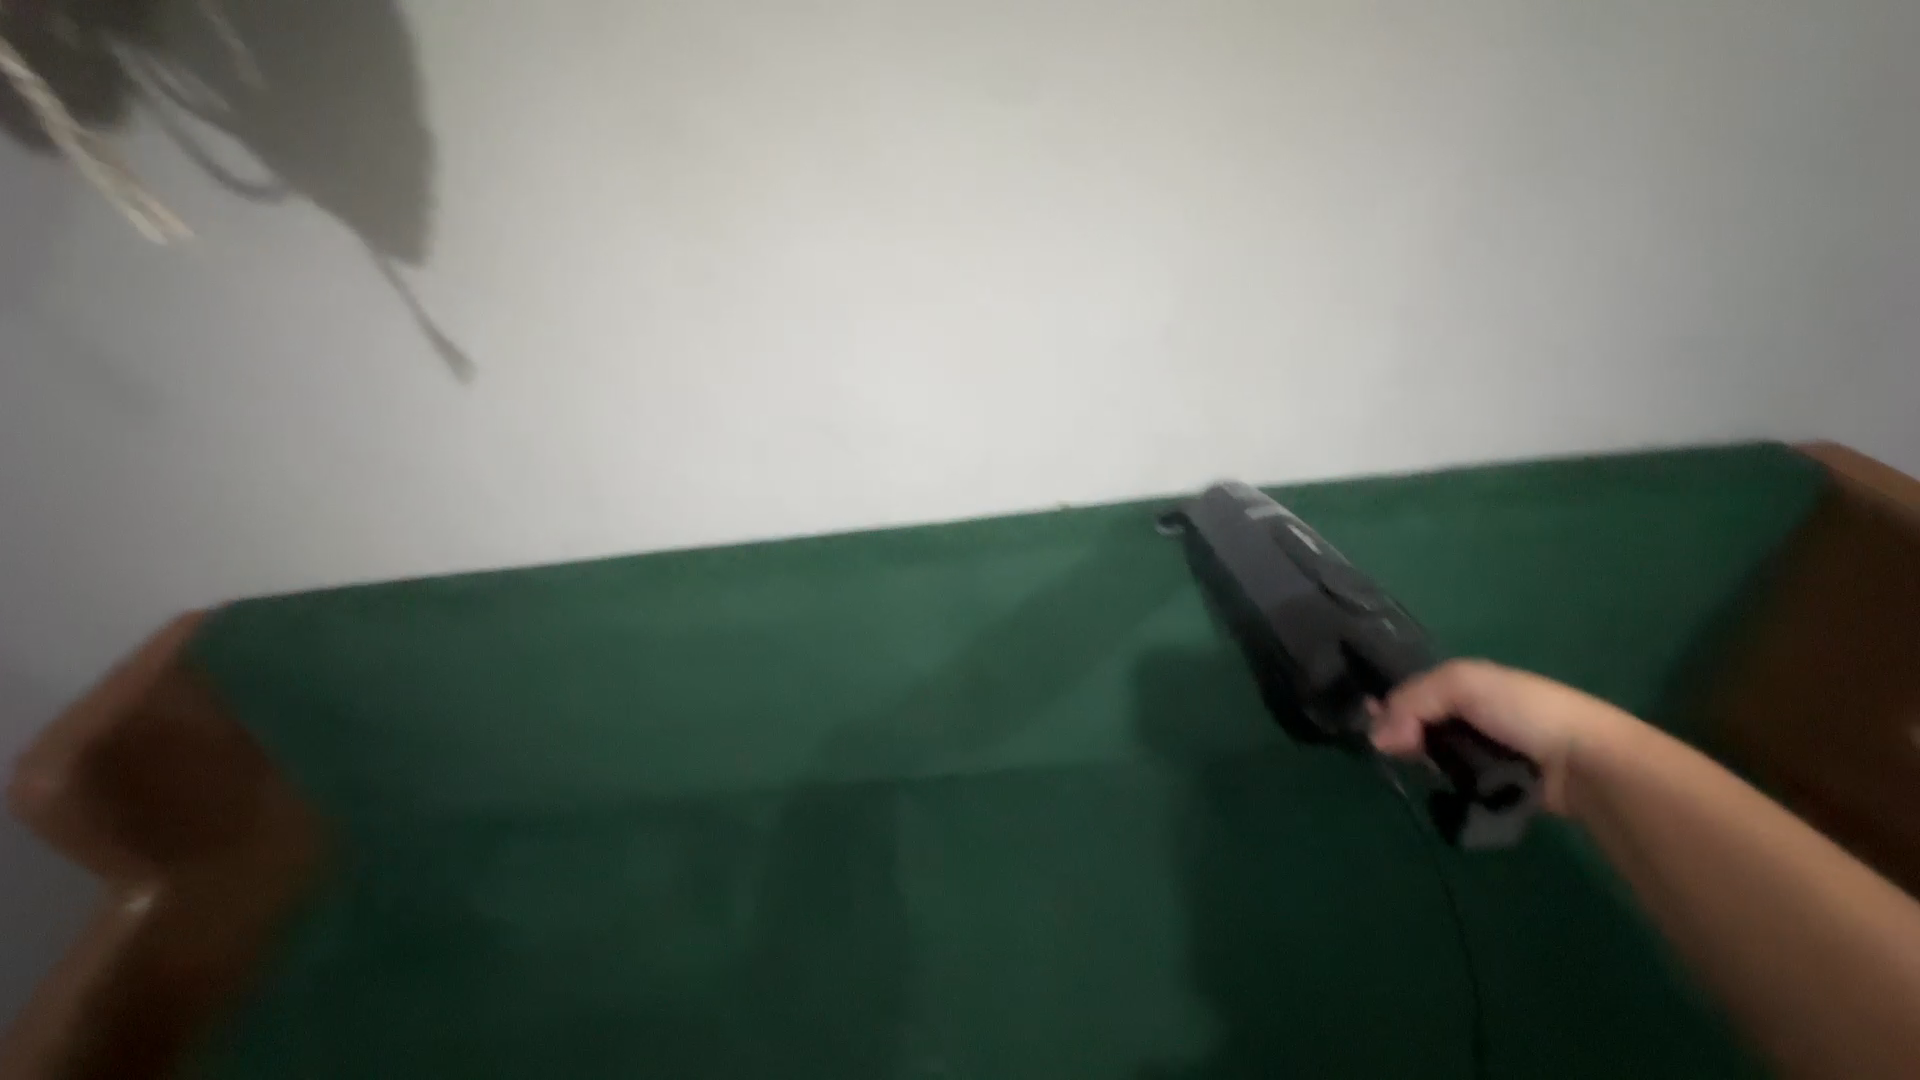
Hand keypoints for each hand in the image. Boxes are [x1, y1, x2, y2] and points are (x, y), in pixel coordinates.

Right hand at [1368, 660, 1639, 814]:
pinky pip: (1453, 778)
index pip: (1412, 690)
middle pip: (1418, 722)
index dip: (1388, 704)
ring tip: (1415, 767)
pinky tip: (1436, 784)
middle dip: (1401, 733)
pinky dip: (1441, 781)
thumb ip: (1411, 701)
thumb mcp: (1460, 683)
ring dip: (1420, 760)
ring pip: (1433, 752)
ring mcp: (1486, 750)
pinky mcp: (1495, 783)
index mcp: (1467, 683)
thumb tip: (1377, 738)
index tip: (1371, 723)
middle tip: (1393, 748)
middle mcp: (1474, 713)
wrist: (1585, 760)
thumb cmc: (1523, 710)